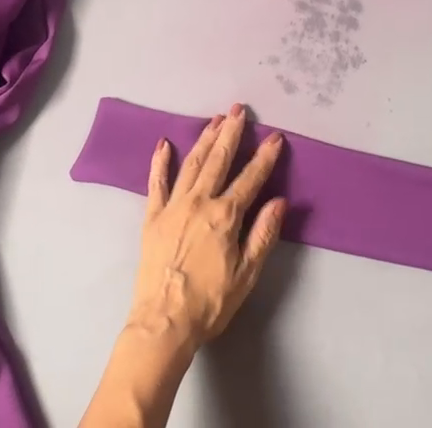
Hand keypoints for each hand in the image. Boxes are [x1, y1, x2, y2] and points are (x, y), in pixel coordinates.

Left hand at [126, 104, 287, 351]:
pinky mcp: (152, 217)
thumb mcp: (247, 274)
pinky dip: (160, 162)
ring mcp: (173, 207)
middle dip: (231, 132)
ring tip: (215, 119)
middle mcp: (199, 202)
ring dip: (205, 139)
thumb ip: (263, 234)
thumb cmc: (210, 302)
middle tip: (239, 109)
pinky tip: (164, 144)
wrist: (163, 322)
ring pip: (191, 164)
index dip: (265, 156)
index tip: (275, 136)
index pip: (251, 178)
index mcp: (225, 215)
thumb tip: (279, 201)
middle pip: (218, 160)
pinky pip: (156, 183)